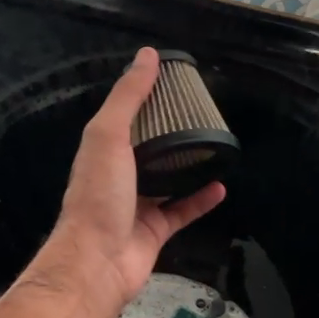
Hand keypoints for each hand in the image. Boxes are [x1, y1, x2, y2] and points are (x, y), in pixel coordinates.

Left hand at [26, 47, 225, 307]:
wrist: (97, 261)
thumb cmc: (99, 195)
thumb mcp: (108, 135)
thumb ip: (128, 97)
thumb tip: (148, 56)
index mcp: (102, 151)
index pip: (125, 118)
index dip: (145, 100)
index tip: (173, 82)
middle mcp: (118, 177)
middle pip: (147, 149)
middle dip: (169, 133)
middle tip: (199, 114)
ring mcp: (137, 206)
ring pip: (167, 181)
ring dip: (188, 166)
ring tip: (213, 147)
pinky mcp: (156, 231)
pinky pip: (182, 210)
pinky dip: (201, 199)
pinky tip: (220, 186)